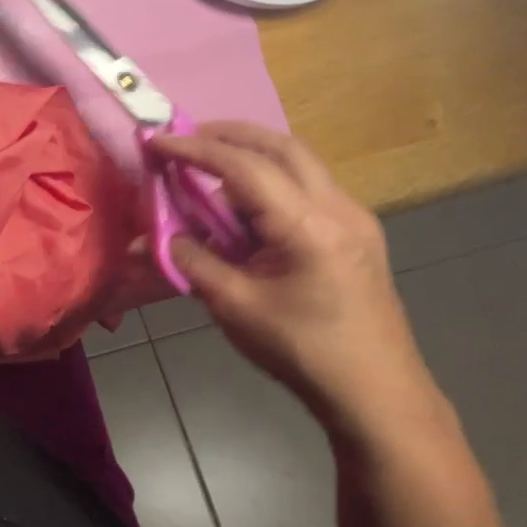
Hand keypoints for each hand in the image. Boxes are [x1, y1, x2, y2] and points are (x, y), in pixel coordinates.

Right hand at [148, 122, 438, 430]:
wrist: (375, 391)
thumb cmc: (300, 348)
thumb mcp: (232, 304)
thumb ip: (190, 260)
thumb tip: (151, 237)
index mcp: (308, 226)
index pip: (245, 167)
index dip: (195, 150)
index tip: (155, 142)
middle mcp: (339, 209)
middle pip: (282, 148)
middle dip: (228, 135)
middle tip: (183, 138)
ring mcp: (353, 220)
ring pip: (298, 165)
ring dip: (248, 158)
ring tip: (202, 174)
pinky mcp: (354, 235)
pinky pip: (305, 189)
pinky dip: (266, 183)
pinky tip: (238, 209)